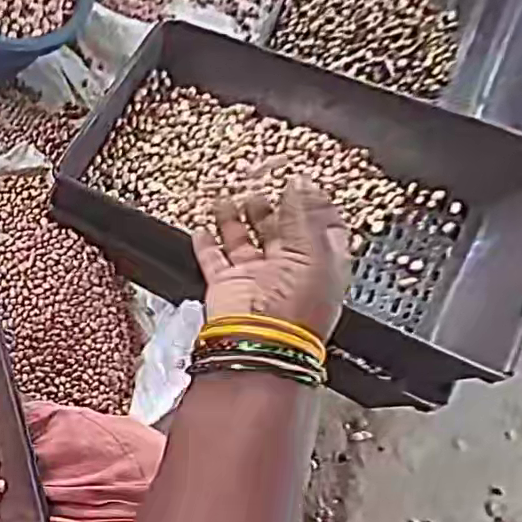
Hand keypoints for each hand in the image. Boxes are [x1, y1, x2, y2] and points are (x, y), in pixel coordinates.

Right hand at [190, 175, 349, 339]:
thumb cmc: (296, 306)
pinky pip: (213, 260)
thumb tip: (300, 184)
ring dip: (234, 220)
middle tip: (258, 187)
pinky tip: (202, 229)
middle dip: (268, 207)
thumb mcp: (313, 250)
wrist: (259, 340)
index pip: (316, 223)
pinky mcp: (226, 285)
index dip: (308, 201)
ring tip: (227, 199)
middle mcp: (287, 268)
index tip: (299, 182)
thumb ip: (303, 215)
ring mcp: (255, 276)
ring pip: (242, 241)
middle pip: (277, 230)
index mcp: (320, 260)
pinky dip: (206, 244)